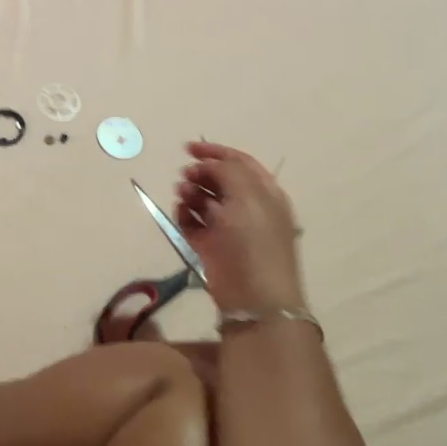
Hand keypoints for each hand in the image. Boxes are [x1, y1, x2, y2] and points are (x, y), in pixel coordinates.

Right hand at [176, 142, 304, 313]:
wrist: (253, 296)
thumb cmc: (255, 241)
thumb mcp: (248, 197)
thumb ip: (228, 171)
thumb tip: (209, 164)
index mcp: (265, 194)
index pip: (240, 163)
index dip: (216, 152)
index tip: (188, 148)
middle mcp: (247, 208)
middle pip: (219, 180)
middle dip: (200, 173)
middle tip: (185, 176)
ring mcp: (227, 229)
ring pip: (203, 201)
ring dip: (190, 193)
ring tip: (182, 196)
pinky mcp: (209, 246)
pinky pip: (191, 223)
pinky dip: (184, 215)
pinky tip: (181, 214)